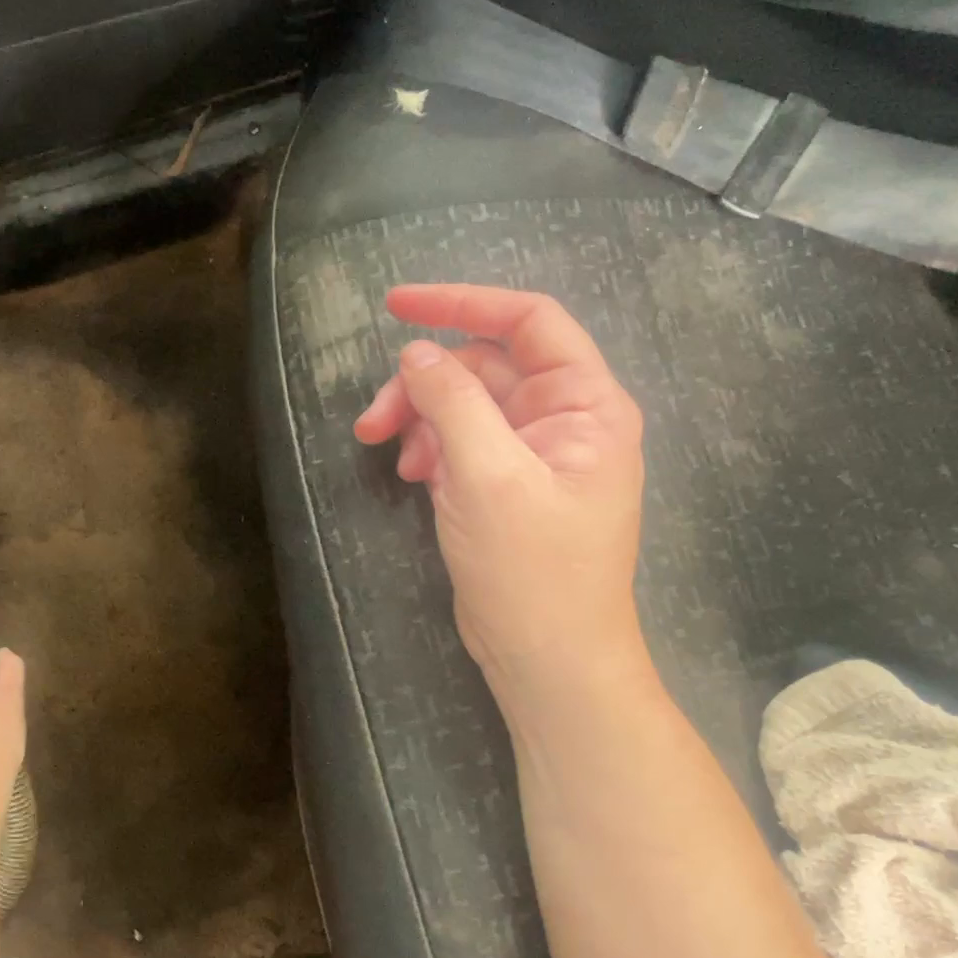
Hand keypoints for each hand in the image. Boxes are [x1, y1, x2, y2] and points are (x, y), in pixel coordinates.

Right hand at [352, 285, 647, 693]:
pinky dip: (426, 445)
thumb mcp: (487, 477)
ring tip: (385, 453)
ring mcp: (530, 450)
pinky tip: (411, 475)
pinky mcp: (501, 479)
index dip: (462, 303)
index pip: (528, 321)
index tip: (395, 304)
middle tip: (371, 421)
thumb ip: (452, 403)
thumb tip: (415, 351)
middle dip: (421, 383)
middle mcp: (562, 417)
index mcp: (585, 405)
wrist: (546, 655)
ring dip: (416, 417)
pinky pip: (456, 437)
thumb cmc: (533, 568)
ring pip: (460, 401)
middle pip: (481, 365)